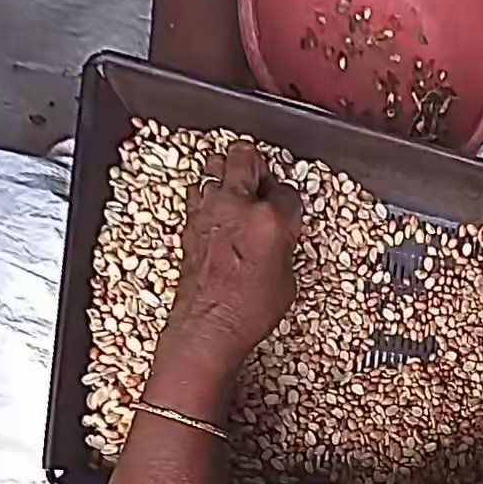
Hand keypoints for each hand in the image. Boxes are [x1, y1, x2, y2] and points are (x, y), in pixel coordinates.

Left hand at [162, 140, 303, 369]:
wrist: (209, 327)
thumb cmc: (248, 311)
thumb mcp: (287, 281)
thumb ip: (284, 246)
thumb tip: (280, 236)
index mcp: (270, 220)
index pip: (289, 193)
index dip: (292, 204)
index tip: (291, 214)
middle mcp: (237, 206)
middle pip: (247, 156)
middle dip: (260, 166)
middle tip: (265, 184)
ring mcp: (208, 210)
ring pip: (215, 164)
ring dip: (230, 173)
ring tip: (240, 192)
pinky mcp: (190, 222)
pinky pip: (199, 191)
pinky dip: (210, 194)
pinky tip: (220, 212)